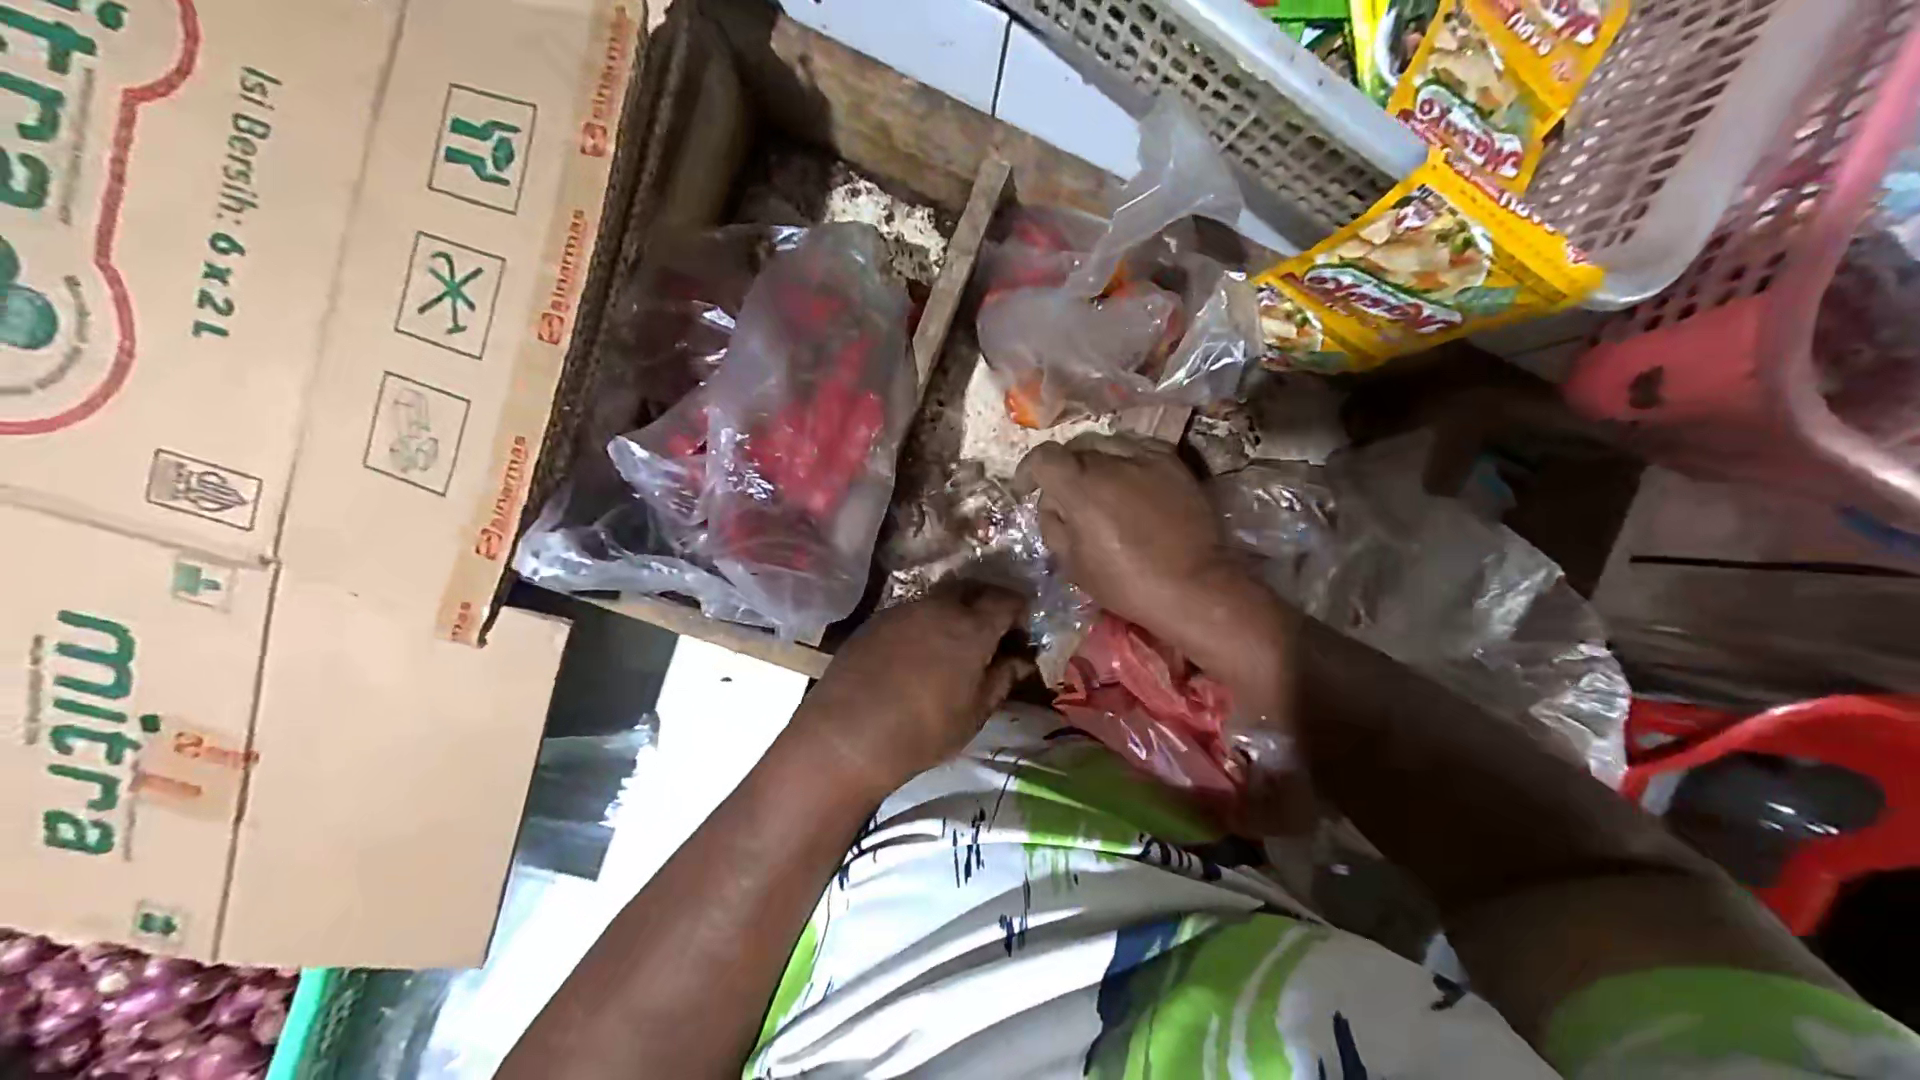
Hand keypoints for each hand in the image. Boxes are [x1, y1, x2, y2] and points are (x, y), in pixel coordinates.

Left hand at [792, 585, 1027, 795]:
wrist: (846, 735)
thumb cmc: (922, 731)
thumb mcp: (974, 713)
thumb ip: (1001, 679)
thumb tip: (1020, 660)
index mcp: (971, 627)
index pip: (1007, 600)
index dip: (1020, 611)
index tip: (1021, 631)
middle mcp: (938, 607)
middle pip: (972, 588)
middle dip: (988, 602)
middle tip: (992, 631)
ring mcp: (902, 610)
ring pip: (939, 598)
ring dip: (955, 612)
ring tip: (954, 643)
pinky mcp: (875, 620)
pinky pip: (911, 611)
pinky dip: (925, 622)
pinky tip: (919, 651)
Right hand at [1018, 434, 1243, 634]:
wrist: (1194, 586)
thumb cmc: (1127, 583)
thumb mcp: (1073, 563)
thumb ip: (1054, 525)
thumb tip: (1053, 505)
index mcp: (1080, 487)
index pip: (1044, 457)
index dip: (1028, 470)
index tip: (1027, 488)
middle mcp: (1111, 461)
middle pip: (1075, 450)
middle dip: (1063, 471)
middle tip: (1066, 498)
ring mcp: (1146, 457)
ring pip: (1107, 444)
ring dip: (1094, 462)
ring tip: (1099, 486)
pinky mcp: (1174, 463)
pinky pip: (1139, 448)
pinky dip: (1126, 459)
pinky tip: (1129, 480)